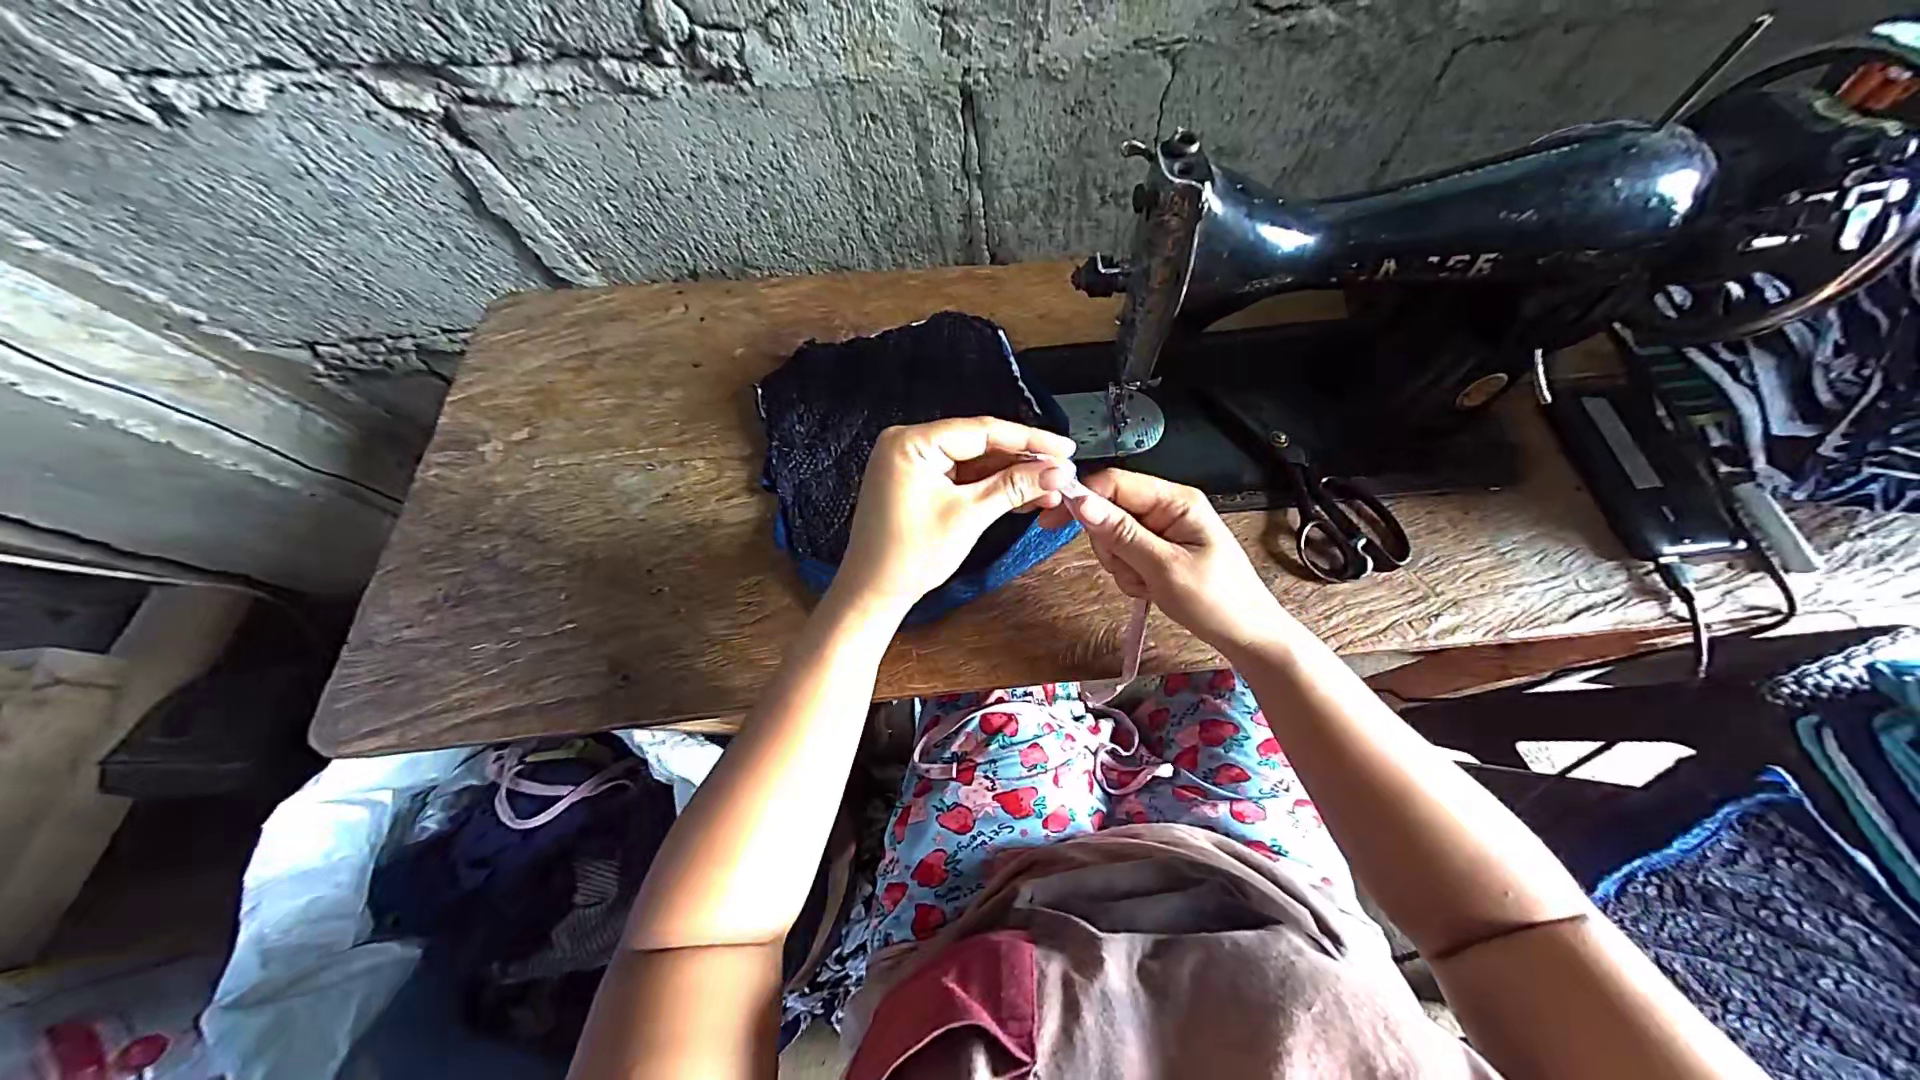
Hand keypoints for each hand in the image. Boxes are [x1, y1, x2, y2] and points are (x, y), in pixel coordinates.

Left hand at [833, 417, 1077, 613]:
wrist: (874, 591)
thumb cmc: (906, 556)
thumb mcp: (968, 515)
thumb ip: (1013, 487)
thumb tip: (1053, 471)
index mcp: (911, 442)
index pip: (981, 431)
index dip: (1028, 440)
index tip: (1061, 448)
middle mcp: (908, 444)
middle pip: (979, 444)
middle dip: (1022, 461)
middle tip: (1060, 470)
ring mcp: (912, 464)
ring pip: (974, 462)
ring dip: (1010, 476)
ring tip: (1048, 487)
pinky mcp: (918, 483)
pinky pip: (961, 477)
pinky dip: (989, 487)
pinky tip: (1022, 495)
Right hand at [1037, 468, 1289, 657]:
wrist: (1247, 635)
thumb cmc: (1217, 600)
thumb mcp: (1164, 567)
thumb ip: (1121, 533)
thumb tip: (1082, 504)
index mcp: (1175, 500)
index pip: (1115, 483)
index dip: (1081, 498)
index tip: (1051, 520)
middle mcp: (1167, 508)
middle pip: (1109, 510)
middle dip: (1109, 544)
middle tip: (1129, 569)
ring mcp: (1162, 530)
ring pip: (1112, 536)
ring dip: (1120, 564)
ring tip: (1146, 583)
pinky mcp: (1158, 550)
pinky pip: (1124, 555)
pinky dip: (1128, 574)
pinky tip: (1149, 588)